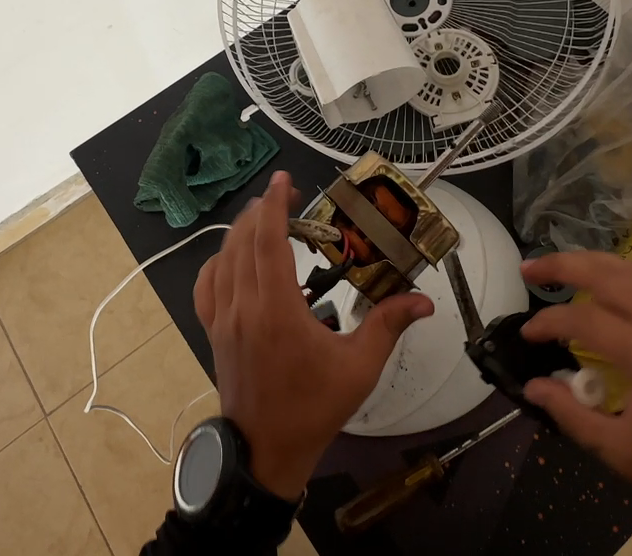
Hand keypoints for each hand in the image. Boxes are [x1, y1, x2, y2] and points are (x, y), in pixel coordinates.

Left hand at [194, 171, 433, 498]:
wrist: (266, 451)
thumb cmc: (314, 408)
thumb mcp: (358, 368)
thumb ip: (388, 325)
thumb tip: (424, 301)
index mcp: (276, 310)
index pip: (269, 242)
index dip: (275, 206)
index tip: (284, 180)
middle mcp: (243, 307)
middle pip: (243, 241)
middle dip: (262, 210)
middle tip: (286, 195)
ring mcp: (221, 318)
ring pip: (223, 258)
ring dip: (242, 231)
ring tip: (265, 216)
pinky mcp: (212, 330)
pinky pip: (207, 284)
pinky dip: (219, 260)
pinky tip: (234, 257)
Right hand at [520, 251, 631, 514]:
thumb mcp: (622, 450)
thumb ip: (571, 414)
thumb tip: (532, 385)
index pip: (587, 319)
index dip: (549, 321)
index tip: (526, 333)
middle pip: (610, 275)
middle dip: (563, 265)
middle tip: (528, 269)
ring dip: (591, 262)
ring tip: (558, 265)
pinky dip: (619, 272)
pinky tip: (601, 280)